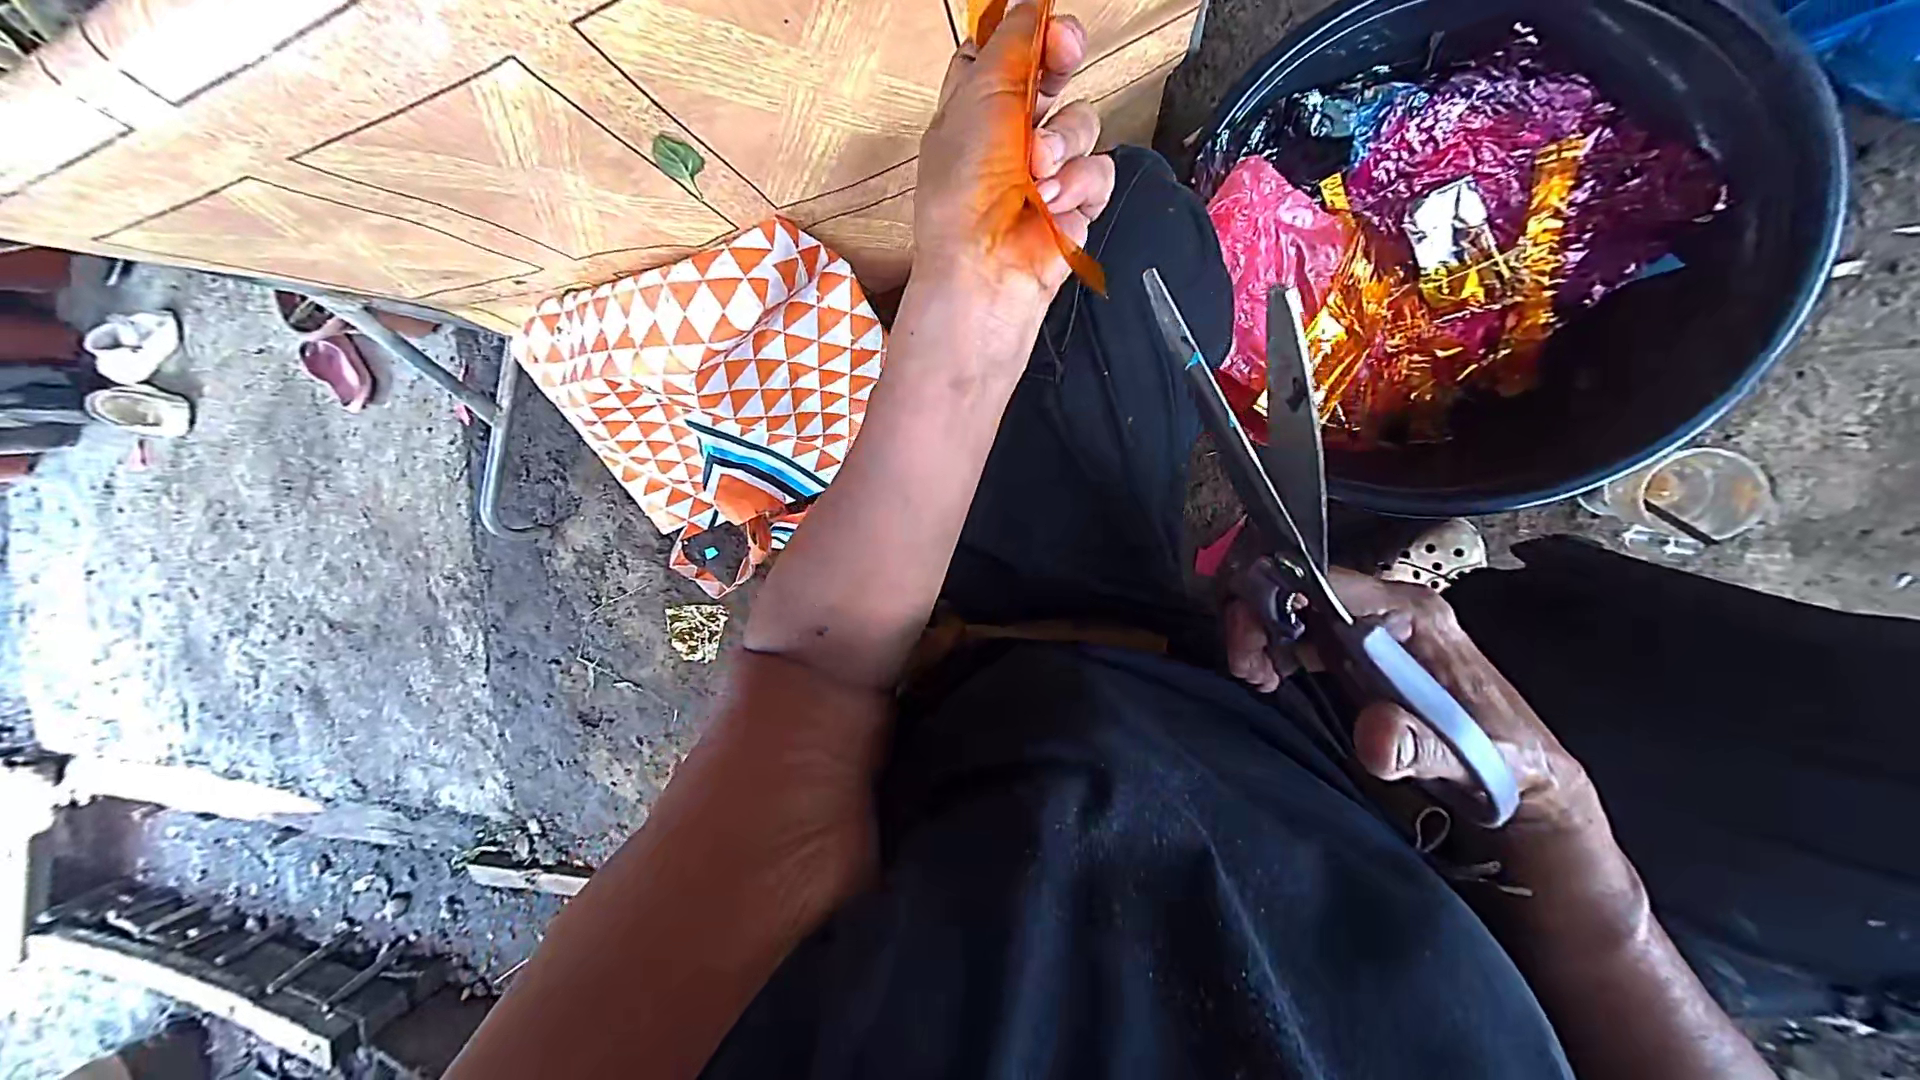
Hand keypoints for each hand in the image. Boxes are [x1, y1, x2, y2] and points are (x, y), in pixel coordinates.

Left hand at [913, 2, 1113, 319]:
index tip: (1042, 28)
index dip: (1029, 35)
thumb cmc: (962, 202)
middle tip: (1062, 55)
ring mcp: (1044, 174)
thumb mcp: (978, 98)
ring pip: (1082, 122)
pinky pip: (1099, 171)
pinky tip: (1054, 203)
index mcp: (975, 111)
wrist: (982, 272)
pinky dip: (1079, 185)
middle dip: (1062, 61)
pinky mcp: (1073, 206)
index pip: (1008, 55)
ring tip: (1038, 171)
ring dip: (1063, 141)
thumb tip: (1032, 4)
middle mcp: (1010, 140)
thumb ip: (1012, 44)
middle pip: (1053, 77)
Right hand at [1226, 567, 1599, 830]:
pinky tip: (1268, 677)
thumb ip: (1423, 746)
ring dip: (1255, 632)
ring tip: (1255, 676)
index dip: (1275, 597)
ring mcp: (1365, 623)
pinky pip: (1294, 627)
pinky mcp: (1352, 645)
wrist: (1519, 774)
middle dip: (1254, 616)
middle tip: (1246, 665)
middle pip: (1295, 585)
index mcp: (1411, 612)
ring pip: (1287, 604)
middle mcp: (1383, 606)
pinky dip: (1267, 645)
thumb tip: (1375, 735)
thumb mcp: (1470, 756)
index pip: (1325, 580)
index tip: (1251, 641)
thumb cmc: (1502, 757)